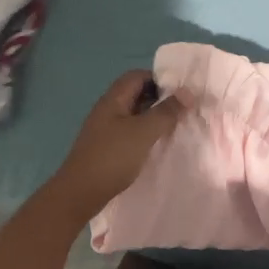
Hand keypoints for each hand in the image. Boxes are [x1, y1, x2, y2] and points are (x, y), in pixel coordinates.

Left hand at [47, 70, 184, 217]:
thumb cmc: (113, 157)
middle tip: (181, 111)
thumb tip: (187, 92)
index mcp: (113, 99)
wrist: (80, 192)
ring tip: (173, 128)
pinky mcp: (105, 148)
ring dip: (152, 118)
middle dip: (158, 99)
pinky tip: (155, 146)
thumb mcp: (143, 132)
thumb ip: (165, 112)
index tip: (180, 92)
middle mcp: (107, 110)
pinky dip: (143, 134)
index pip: (137, 76)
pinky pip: (128, 133)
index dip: (159, 79)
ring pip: (132, 115)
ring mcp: (104, 129)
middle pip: (135, 94)